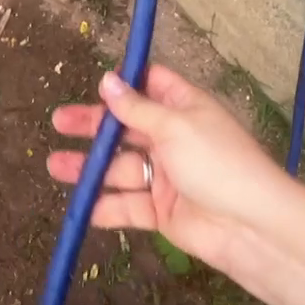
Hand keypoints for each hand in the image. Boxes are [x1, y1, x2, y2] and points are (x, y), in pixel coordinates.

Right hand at [46, 65, 290, 270]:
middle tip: (58, 122)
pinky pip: (128, 205)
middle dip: (93, 126)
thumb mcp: (174, 126)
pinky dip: (107, 205)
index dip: (124, 84)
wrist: (250, 226)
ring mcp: (166, 175)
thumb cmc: (216, 161)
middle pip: (126, 127)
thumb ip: (135, 108)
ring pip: (121, 167)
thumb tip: (107, 78)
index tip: (95, 84)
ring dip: (90, 167)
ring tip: (54, 166)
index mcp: (183, 107)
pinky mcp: (161, 211)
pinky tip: (84, 206)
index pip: (150, 85)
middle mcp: (172, 137)